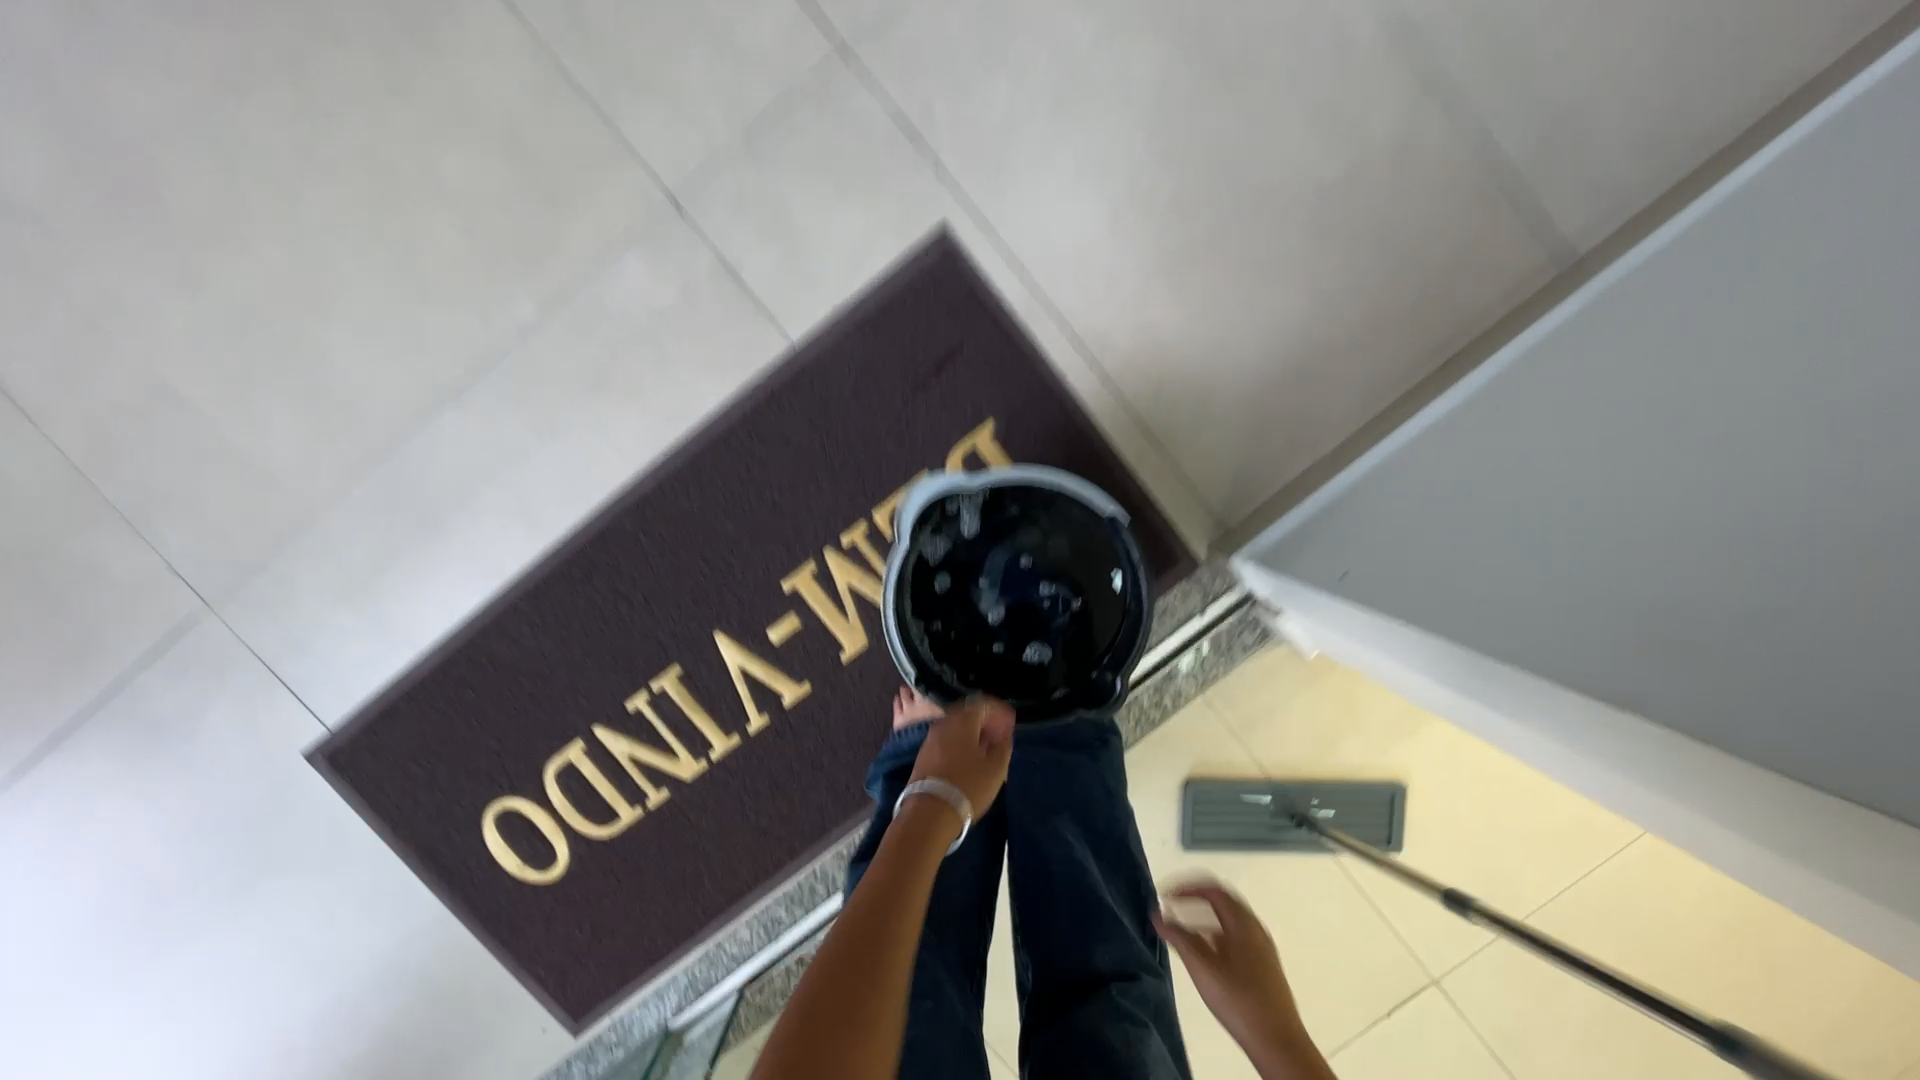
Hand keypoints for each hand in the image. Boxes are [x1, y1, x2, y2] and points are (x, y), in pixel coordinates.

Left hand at [907, 697, 1014, 820]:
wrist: (929, 811)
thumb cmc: (968, 786)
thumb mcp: (996, 768)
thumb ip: (1003, 746)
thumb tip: (1003, 736)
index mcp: (962, 720)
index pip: (983, 704)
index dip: (1000, 711)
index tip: (1011, 723)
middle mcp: (944, 723)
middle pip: (967, 713)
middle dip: (985, 721)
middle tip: (999, 734)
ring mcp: (931, 738)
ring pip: (955, 727)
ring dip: (972, 733)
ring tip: (986, 748)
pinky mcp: (924, 755)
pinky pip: (946, 740)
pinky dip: (960, 743)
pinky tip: (968, 758)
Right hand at [1153, 880, 1321, 1075]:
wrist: (1277, 1042)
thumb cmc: (1238, 1000)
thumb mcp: (1203, 967)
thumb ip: (1179, 938)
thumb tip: (1157, 915)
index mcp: (1243, 922)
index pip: (1213, 889)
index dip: (1186, 887)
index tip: (1164, 895)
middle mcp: (1255, 929)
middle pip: (1222, 901)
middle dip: (1194, 900)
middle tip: (1171, 906)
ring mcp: (1262, 948)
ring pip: (1228, 921)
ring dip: (1203, 918)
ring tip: (1181, 931)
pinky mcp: (1263, 966)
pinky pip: (1235, 937)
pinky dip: (1214, 934)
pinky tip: (1203, 955)